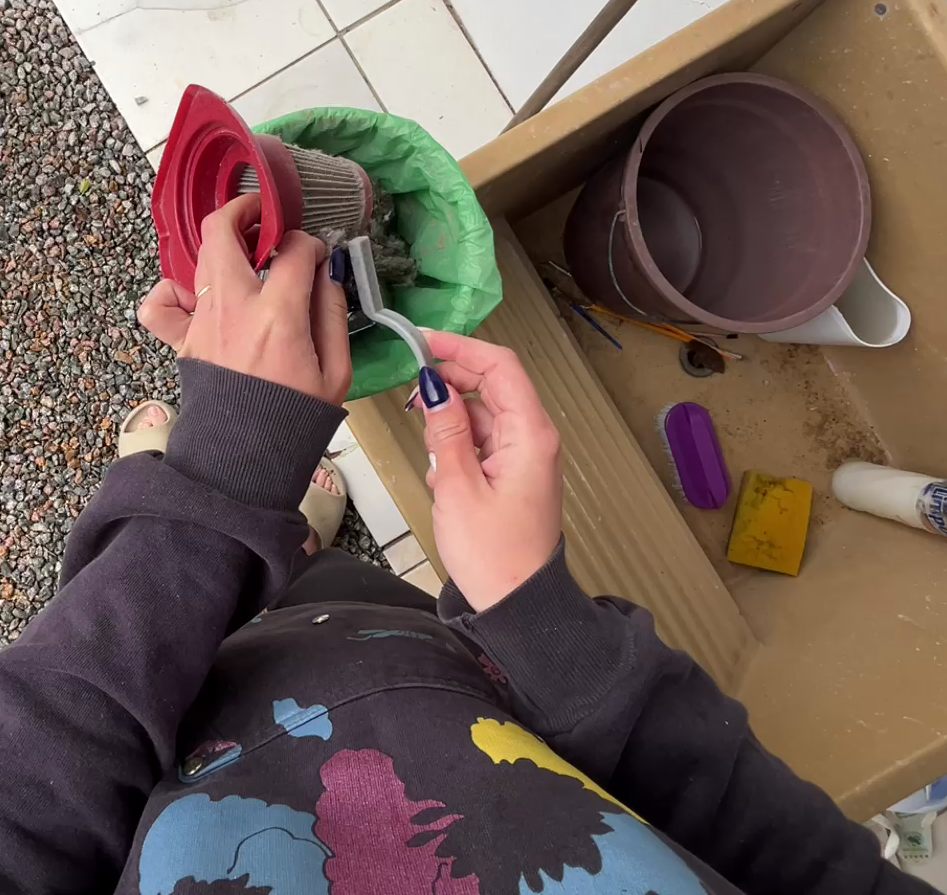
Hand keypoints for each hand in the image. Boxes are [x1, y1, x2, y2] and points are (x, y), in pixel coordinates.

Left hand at [136, 194, 351, 403]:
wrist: (246, 458)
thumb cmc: (296, 416)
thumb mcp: (336, 370)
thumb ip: (332, 313)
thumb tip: (324, 273)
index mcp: (277, 315)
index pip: (293, 250)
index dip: (310, 243)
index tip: (316, 256)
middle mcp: (233, 308)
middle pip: (223, 231)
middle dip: (246, 211)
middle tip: (266, 217)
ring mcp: (201, 322)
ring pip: (199, 258)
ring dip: (222, 243)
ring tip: (244, 250)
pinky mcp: (182, 341)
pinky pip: (159, 305)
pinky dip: (172, 292)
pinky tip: (197, 295)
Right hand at [417, 332, 561, 610]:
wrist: (517, 604)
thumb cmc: (492, 552)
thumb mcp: (457, 487)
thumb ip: (446, 431)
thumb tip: (434, 385)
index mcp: (529, 434)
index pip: (500, 367)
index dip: (462, 348)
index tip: (424, 341)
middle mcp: (532, 436)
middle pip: (492, 385)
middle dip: (451, 383)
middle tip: (413, 395)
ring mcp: (524, 453)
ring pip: (483, 412)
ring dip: (451, 419)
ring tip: (433, 453)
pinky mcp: (513, 469)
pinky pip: (483, 437)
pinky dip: (458, 442)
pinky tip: (442, 468)